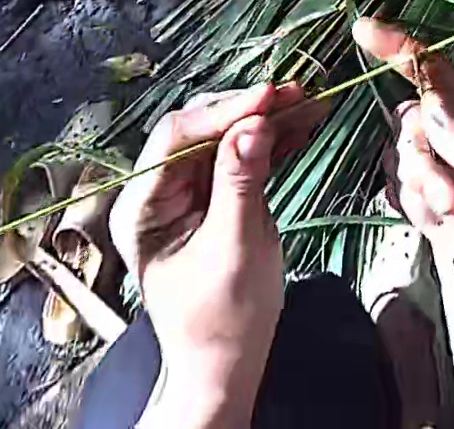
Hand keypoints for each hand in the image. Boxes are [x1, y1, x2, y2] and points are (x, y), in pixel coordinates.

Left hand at [109, 82, 323, 428]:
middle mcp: (163, 187)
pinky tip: (302, 126)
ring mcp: (191, 187)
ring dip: (270, 117)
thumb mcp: (234, 250)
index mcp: (144, 205)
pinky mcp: (219, 189)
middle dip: (250, 108)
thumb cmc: (222, 320)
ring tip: (309, 102)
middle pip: (205, 127)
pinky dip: (275, 139)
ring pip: (229, 134)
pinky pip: (246, 152)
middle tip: (296, 93)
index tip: (268, 96)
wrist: (230, 360)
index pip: (177, 138)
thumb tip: (254, 125)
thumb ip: (241, 183)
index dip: (223, 111)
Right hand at [357, 19, 453, 427]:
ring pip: (405, 160)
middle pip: (411, 120)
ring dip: (425, 198)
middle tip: (449, 198)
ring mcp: (453, 172)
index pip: (439, 70)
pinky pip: (406, 196)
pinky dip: (424, 220)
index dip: (400, 49)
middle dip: (421, 160)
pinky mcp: (441, 207)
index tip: (363, 31)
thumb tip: (427, 108)